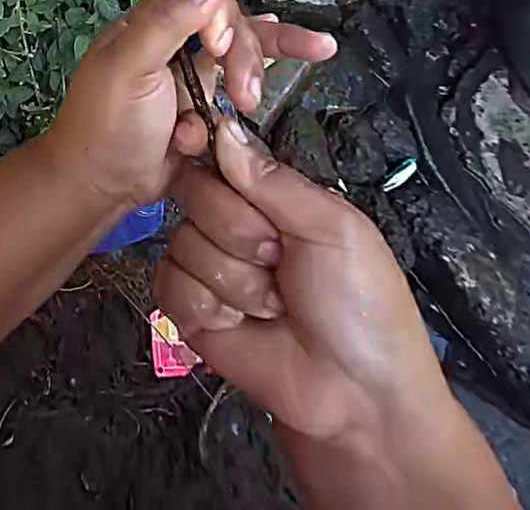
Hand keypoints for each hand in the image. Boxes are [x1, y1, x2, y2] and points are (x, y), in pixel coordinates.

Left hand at [46, 0, 333, 206]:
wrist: (100, 186)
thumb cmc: (107, 126)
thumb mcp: (129, 68)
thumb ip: (165, 23)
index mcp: (150, 24)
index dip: (220, 17)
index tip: (219, 50)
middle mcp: (173, 40)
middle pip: (229, 23)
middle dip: (247, 54)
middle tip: (247, 96)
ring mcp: (189, 70)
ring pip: (241, 48)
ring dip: (263, 61)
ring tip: (308, 59)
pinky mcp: (202, 100)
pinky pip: (238, 80)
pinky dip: (262, 72)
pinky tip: (300, 51)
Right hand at [156, 119, 516, 507]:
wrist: (354, 400)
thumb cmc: (360, 304)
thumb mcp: (332, 227)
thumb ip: (273, 179)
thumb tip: (224, 129)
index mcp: (271, 195)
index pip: (222, 154)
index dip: (218, 162)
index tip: (227, 178)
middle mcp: (236, 222)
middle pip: (197, 194)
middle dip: (240, 233)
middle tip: (279, 260)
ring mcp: (212, 265)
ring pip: (183, 242)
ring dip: (233, 280)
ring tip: (273, 304)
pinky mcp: (191, 308)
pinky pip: (169, 284)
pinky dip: (206, 306)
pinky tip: (241, 323)